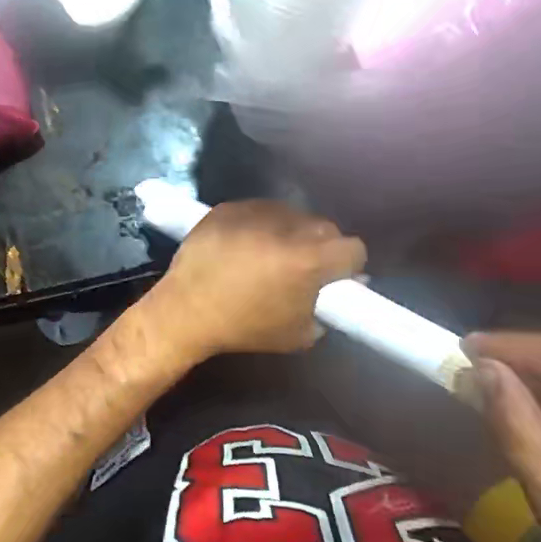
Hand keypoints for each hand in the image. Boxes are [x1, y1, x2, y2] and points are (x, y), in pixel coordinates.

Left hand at [147, 201, 364, 359]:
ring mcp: (259, 211)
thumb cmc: (245, 328)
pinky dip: (259, 227)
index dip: (348, 266)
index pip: (354, 249)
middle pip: (325, 228)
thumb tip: (335, 294)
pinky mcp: (231, 206)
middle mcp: (291, 226)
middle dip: (321, 248)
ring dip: (290, 234)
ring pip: (292, 216)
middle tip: (302, 269)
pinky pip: (259, 212)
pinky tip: (243, 247)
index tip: (336, 279)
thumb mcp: (299, 334)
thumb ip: (326, 311)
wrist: (186, 312)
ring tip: (268, 256)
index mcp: (312, 258)